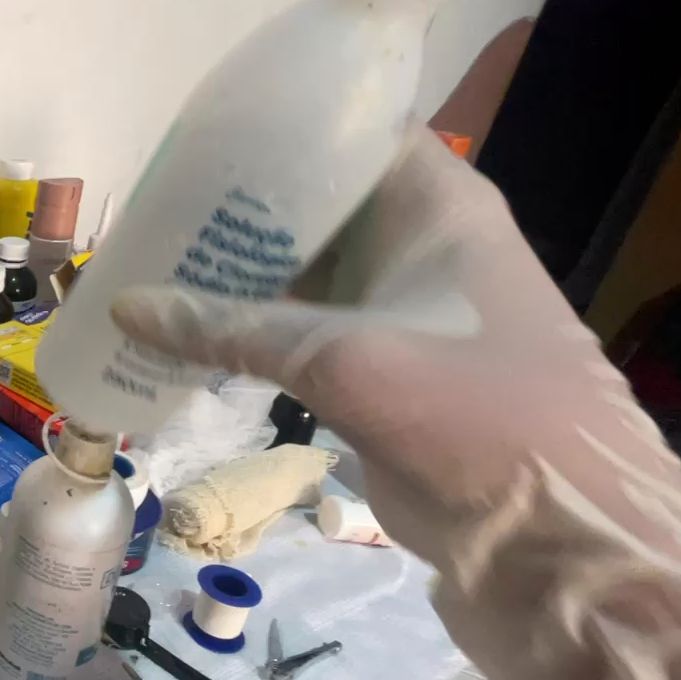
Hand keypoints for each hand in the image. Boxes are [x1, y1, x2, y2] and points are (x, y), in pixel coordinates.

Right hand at [110, 124, 680, 679]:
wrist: (555, 545)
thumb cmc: (474, 421)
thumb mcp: (343, 359)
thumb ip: (228, 328)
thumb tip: (125, 305)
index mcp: (437, 213)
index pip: (352, 139)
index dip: (279, 134)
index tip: (198, 145)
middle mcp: (414, 248)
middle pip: (312, 205)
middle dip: (234, 209)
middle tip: (152, 213)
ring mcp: (390, 309)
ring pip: (295, 270)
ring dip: (230, 272)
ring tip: (150, 265)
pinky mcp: (367, 365)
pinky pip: (290, 326)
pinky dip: (239, 325)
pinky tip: (180, 329)